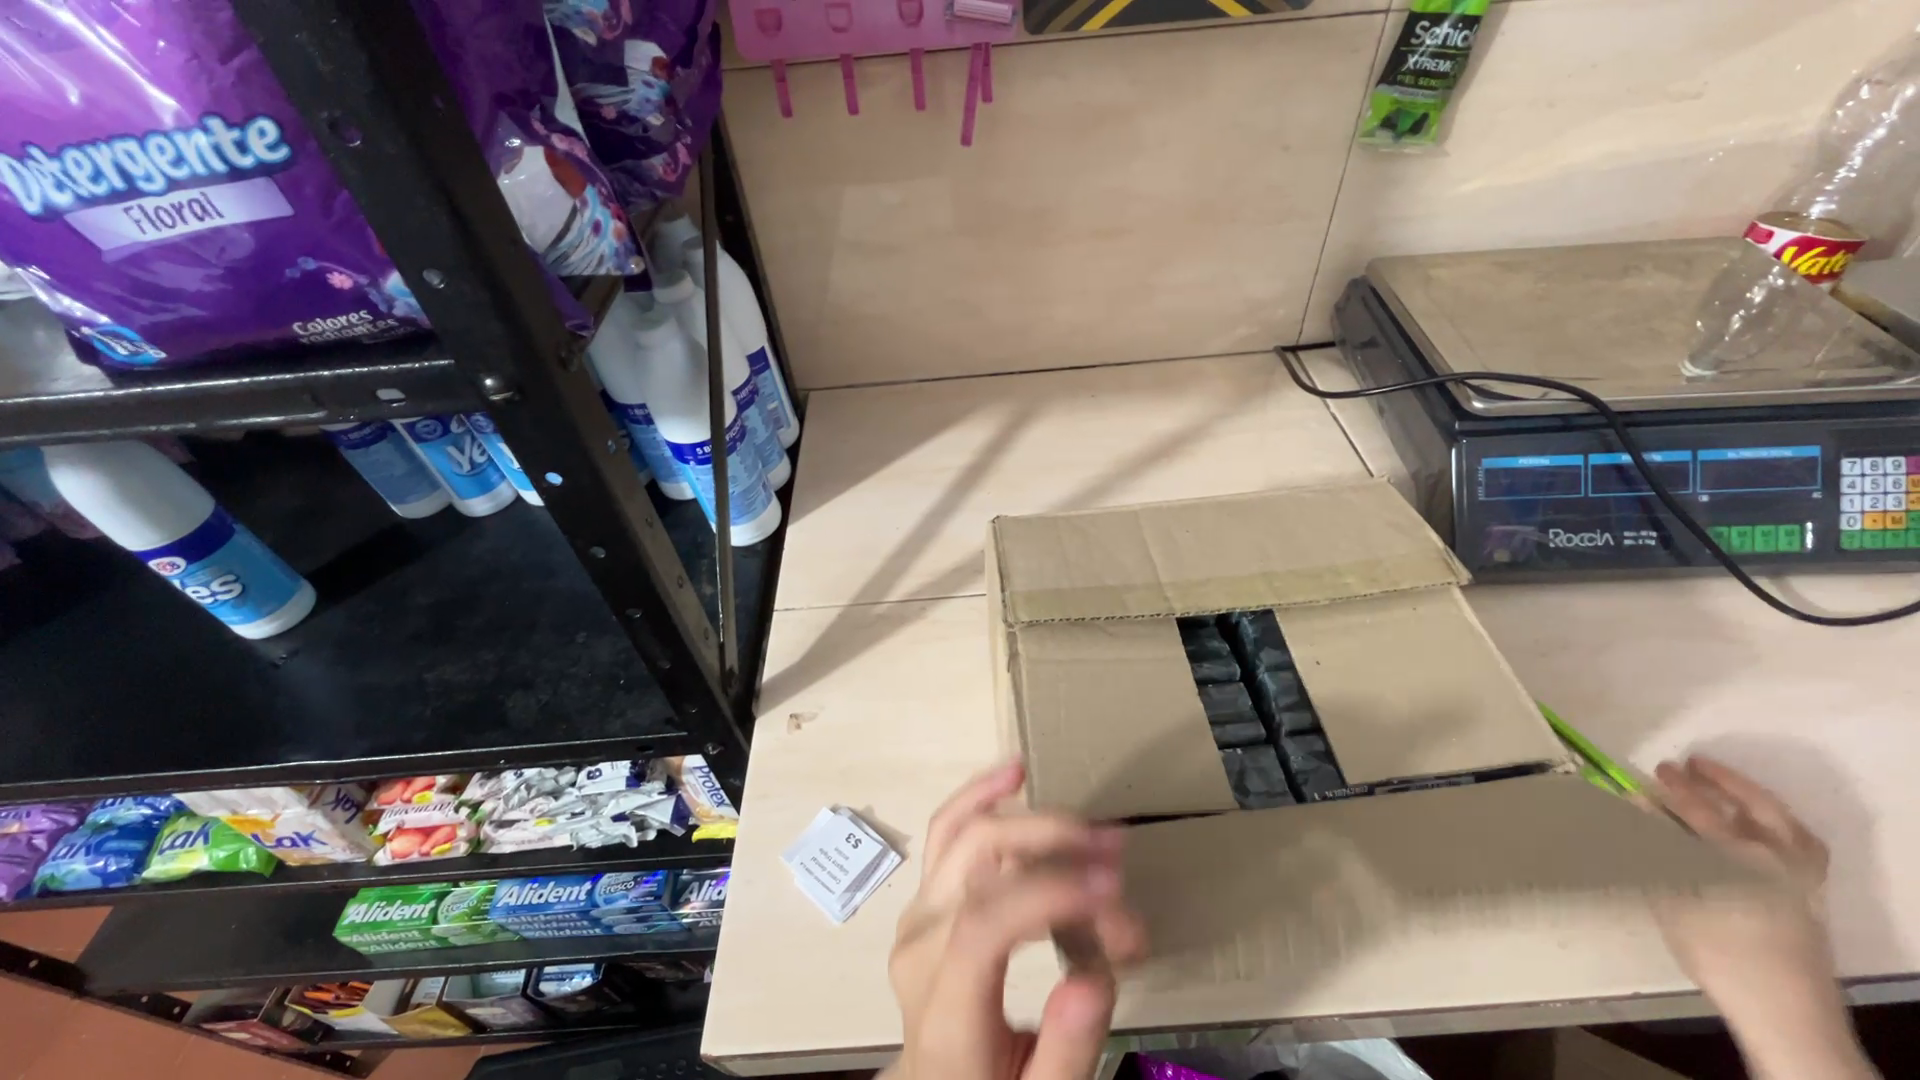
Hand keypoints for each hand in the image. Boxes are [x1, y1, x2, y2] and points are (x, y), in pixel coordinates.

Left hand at [885, 760, 1146, 1079]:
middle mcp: (920, 943)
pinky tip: (1013, 772)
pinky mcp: (925, 898)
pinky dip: (979, 796)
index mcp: (945, 1004)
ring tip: (1092, 823)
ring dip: (1031, 816)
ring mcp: (917, 913)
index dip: (1052, 893)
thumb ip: (1066, 1047)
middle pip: (978, 860)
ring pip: (961, 831)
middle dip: (1054, 844)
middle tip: (1118, 859)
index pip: (987, 924)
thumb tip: (1090, 980)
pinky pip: (946, 833)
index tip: (1114, 890)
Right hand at [1651, 756, 1875, 1079]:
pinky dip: (1778, 823)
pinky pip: (1800, 842)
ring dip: (1748, 795)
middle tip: (1679, 765)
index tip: (1638, 778)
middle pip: (1745, 803)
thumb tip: (1633, 807)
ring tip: (1720, 781)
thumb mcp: (1673, 901)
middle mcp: (1778, 854)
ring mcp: (1802, 873)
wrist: (1785, 1009)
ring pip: (1779, 819)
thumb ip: (1654, 849)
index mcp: (1739, 854)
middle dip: (1712, 781)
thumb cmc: (1719, 953)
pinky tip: (1758, 825)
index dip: (1665, 790)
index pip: (1696, 808)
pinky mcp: (1813, 891)